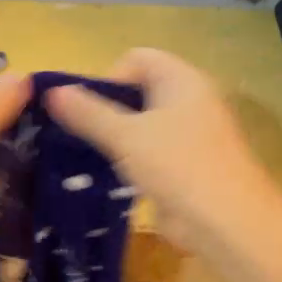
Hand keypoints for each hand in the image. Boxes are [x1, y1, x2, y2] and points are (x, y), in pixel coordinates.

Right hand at [46, 48, 281, 254]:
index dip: (110, 78)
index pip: (138, 58)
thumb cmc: (178, 166)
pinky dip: (133, 163)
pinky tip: (114, 183)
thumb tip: (52, 91)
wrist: (229, 223)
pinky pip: (154, 154)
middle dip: (108, 110)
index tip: (91, 110)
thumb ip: (88, 113)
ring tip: (92, 161)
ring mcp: (194, 136)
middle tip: (85, 137)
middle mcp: (192, 100)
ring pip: (145, 125)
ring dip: (118, 140)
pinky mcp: (190, 167)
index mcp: (183, 80)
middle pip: (140, 91)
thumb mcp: (126, 137)